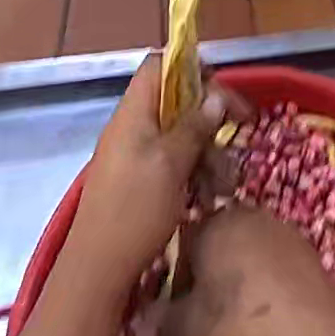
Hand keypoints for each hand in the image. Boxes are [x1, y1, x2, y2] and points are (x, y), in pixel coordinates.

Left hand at [69, 56, 228, 284]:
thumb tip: (215, 96)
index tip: (220, 89)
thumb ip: (194, 126)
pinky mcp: (138, 180)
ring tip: (223, 180)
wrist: (97, 270)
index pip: (159, 65)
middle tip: (237, 133)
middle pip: (175, 101)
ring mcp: (133, 153)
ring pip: (178, 134)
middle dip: (208, 117)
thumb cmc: (135, 209)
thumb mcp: (172, 164)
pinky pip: (171, 161)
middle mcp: (132, 126)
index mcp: (134, 111)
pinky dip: (192, 171)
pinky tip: (207, 196)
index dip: (190, 68)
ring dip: (205, 150)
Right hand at [134, 207, 334, 335]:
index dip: (177, 283)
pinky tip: (268, 315)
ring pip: (245, 253)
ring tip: (238, 320)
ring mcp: (280, 229)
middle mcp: (247, 214)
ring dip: (237, 281)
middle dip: (208, 279)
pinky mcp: (306, 250)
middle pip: (215, 245)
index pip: (182, 245)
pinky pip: (273, 264)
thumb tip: (136, 329)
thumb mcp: (190, 332)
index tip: (179, 315)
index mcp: (215, 223)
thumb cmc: (243, 324)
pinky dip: (265, 285)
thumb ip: (160, 326)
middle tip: (206, 320)